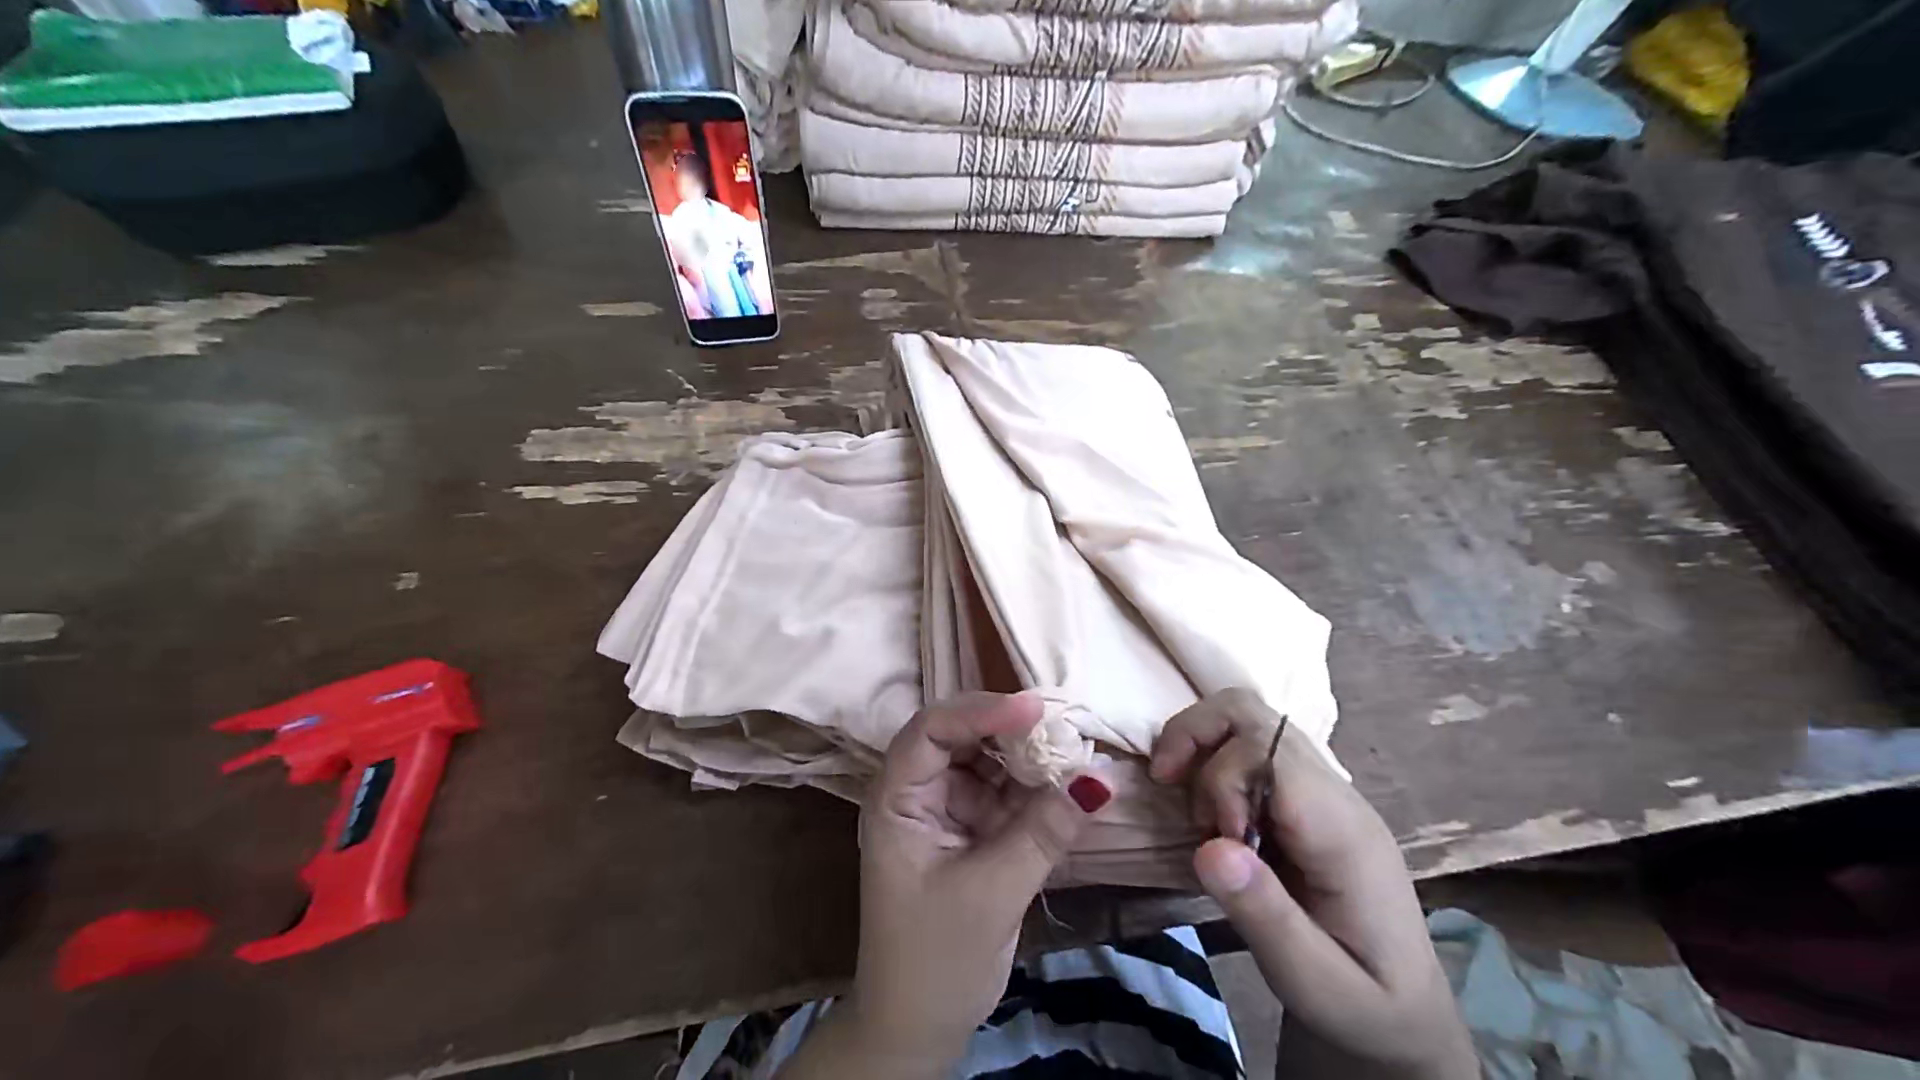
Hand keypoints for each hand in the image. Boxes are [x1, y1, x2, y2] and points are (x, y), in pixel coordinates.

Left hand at [784, 693, 1110, 1078]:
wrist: (919, 1027)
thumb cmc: (936, 959)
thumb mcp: (992, 893)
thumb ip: (1042, 832)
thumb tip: (1099, 780)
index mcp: (895, 799)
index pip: (929, 731)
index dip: (979, 712)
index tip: (1034, 709)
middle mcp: (917, 792)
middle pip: (960, 737)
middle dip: (1009, 729)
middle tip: (1062, 724)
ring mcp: (946, 809)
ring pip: (988, 762)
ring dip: (1028, 756)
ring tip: (1073, 749)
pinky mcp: (972, 829)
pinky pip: (1006, 794)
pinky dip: (1036, 788)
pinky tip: (1067, 783)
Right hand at [1151, 689, 1476, 1079]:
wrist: (1403, 1016)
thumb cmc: (1362, 1005)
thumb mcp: (1315, 984)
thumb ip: (1265, 916)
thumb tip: (1211, 847)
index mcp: (1343, 832)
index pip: (1272, 753)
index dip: (1223, 778)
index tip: (1213, 839)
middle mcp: (1333, 794)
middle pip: (1253, 713)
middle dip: (1194, 734)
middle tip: (1166, 782)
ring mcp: (1318, 789)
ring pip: (1245, 718)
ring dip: (1198, 744)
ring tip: (1185, 802)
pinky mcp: (1301, 797)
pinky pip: (1246, 746)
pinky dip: (1208, 759)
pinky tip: (1203, 810)